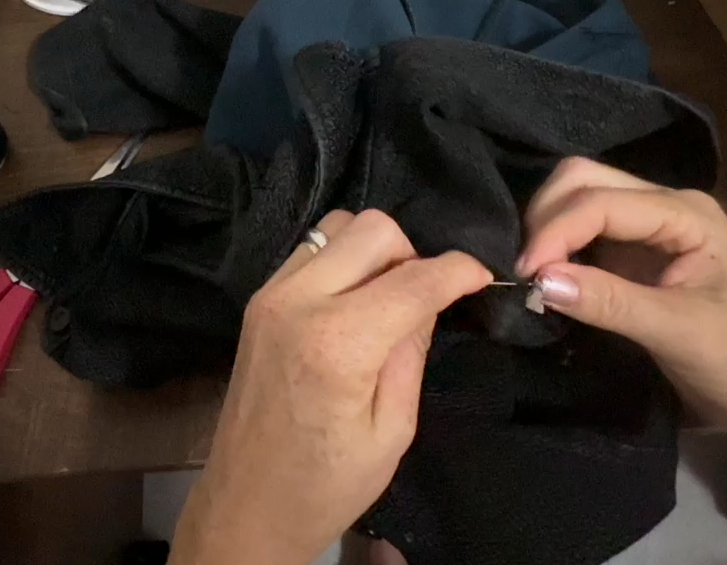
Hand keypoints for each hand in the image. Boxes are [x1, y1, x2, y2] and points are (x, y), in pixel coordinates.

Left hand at [169, 210, 491, 564]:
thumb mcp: (393, 430)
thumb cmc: (326, 483)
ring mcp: (272, 292)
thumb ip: (412, 351)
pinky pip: (312, 247)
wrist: (247, 500)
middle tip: (422, 297)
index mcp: (337, 342)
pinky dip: (342, 257)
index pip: (411, 281)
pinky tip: (351, 299)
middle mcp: (299, 300)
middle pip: (372, 229)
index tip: (480, 273)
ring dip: (373, 250)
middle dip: (412, 253)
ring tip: (384, 297)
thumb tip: (430, 296)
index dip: (456, 270)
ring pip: (338, 225)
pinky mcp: (259, 295)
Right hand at [515, 158, 726, 446]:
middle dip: (544, 216)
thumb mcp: (683, 335)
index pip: (601, 201)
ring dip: (546, 227)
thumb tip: (538, 278)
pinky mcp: (631, 252)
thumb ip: (610, 302)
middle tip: (521, 268)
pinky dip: (555, 245)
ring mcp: (647, 227)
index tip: (523, 273)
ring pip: (576, 198)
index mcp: (686, 213)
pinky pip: (580, 230)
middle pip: (583, 180)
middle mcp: (663, 206)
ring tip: (530, 272)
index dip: (556, 230)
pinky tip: (545, 273)